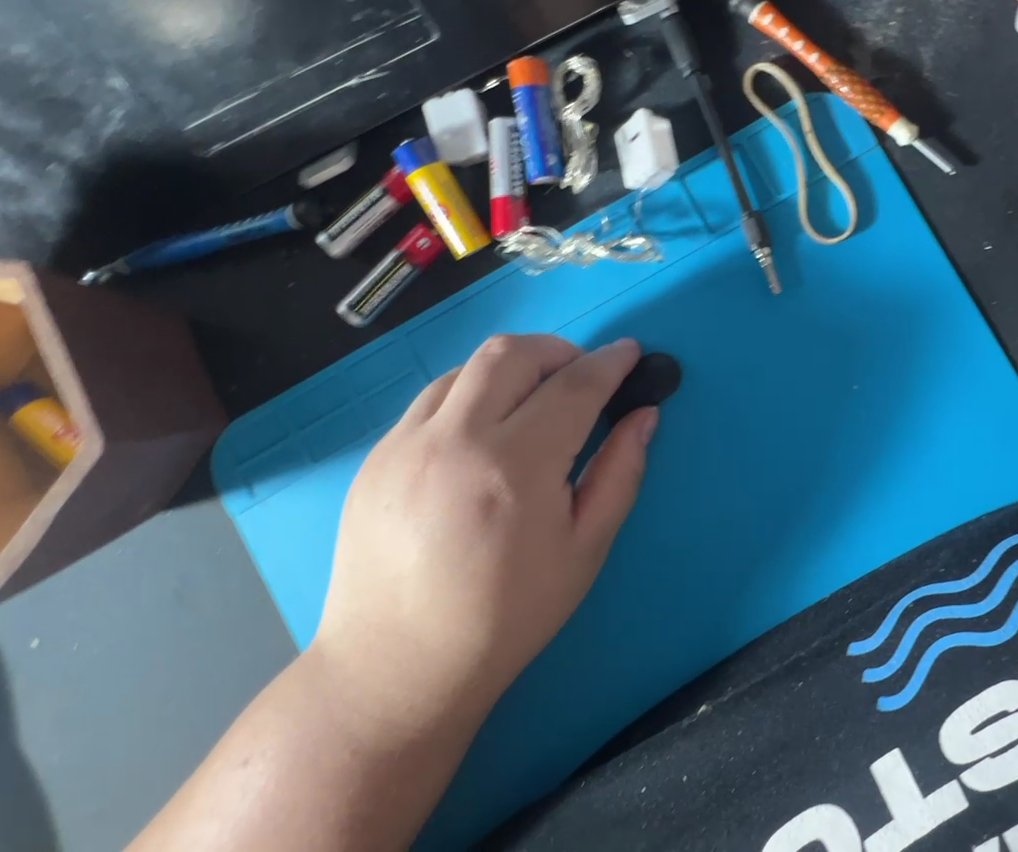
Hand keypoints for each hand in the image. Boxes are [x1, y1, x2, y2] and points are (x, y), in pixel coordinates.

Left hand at [311, 335, 654, 723]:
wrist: (399, 665)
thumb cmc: (508, 615)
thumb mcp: (585, 549)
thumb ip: (620, 472)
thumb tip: (644, 416)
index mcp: (516, 467)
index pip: (574, 386)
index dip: (610, 363)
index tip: (630, 352)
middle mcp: (455, 440)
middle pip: (512, 353)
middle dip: (558, 350)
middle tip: (581, 377)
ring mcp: (404, 444)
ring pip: (466, 369)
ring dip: (511, 371)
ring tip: (532, 407)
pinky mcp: (373, 457)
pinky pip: (431, 402)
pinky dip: (470, 399)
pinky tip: (483, 439)